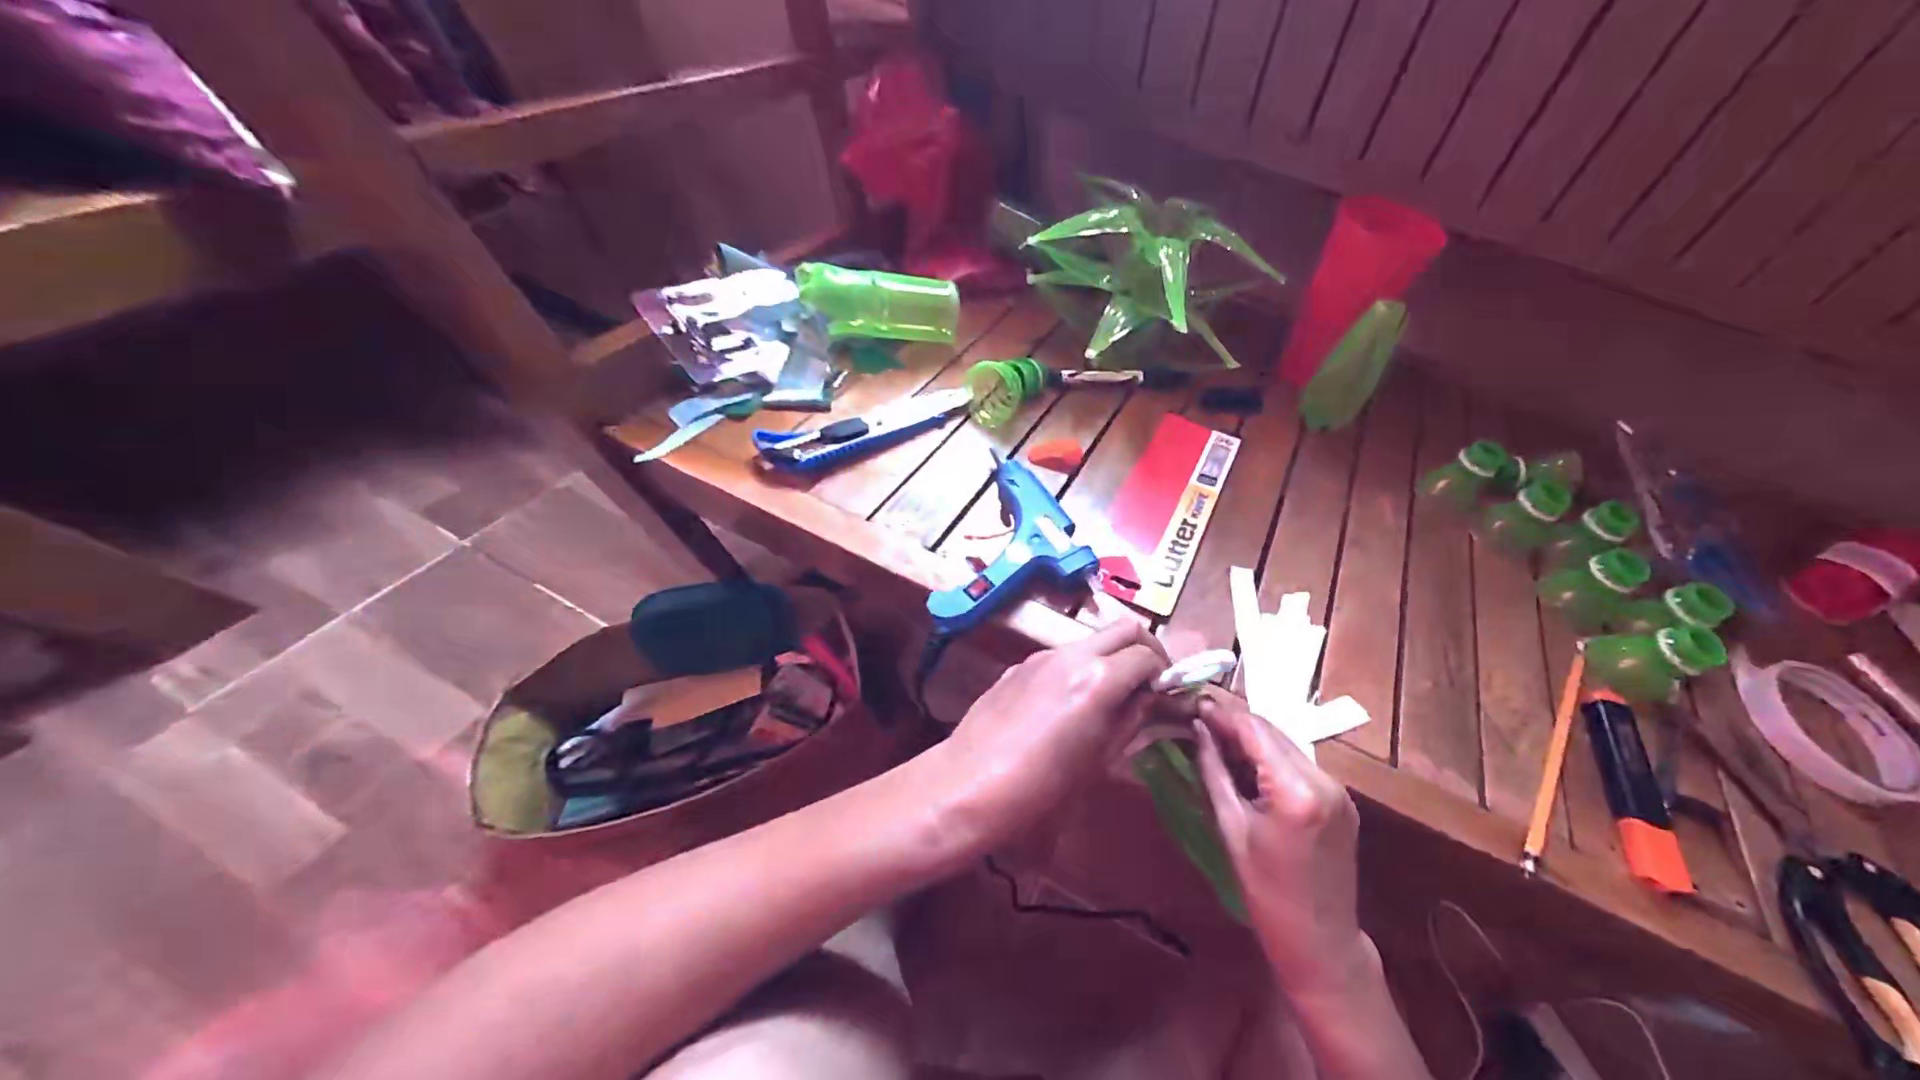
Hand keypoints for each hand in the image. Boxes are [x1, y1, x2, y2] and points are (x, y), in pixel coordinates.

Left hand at [931, 619, 1168, 851]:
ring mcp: (1040, 656)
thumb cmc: (1042, 785)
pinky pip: (1060, 655)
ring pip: (1090, 639)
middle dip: (1143, 650)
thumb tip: (1152, 699)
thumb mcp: (1100, 758)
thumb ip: (1132, 719)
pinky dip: (1079, 666)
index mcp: (1098, 678)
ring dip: (1109, 656)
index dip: (1164, 673)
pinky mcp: (1017, 666)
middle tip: (1147, 684)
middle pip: (1124, 628)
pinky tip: (1067, 704)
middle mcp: (1071, 654)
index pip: (1148, 655)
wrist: (969, 784)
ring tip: (1108, 697)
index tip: (1166, 695)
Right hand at [1191, 689, 1367, 990]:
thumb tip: (1196, 730)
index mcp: (1296, 790)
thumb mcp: (1230, 827)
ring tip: (1215, 738)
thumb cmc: (1265, 891)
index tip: (1191, 704)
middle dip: (1235, 721)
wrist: (1320, 940)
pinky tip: (1244, 763)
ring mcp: (1339, 789)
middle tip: (1198, 718)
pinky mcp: (1342, 800)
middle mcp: (1325, 781)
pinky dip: (1270, 757)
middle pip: (1273, 731)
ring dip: (1252, 737)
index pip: (1255, 730)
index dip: (1221, 713)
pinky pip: (1299, 764)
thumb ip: (1213, 771)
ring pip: (1286, 744)